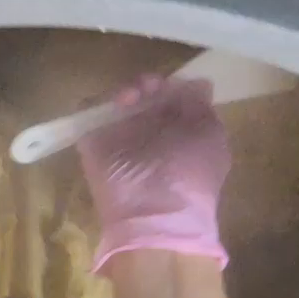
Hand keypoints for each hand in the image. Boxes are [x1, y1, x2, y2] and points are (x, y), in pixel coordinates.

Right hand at [75, 76, 230, 272]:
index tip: (172, 84)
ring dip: (126, 90)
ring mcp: (119, 138)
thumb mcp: (210, 135)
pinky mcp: (93, 143)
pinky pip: (88, 112)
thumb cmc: (191, 174)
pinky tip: (115, 104)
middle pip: (144, 96)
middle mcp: (149, 134)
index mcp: (181, 133)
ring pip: (118, 100)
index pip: (173, 100)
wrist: (154, 213)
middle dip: (148, 84)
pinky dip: (96, 101)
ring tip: (131, 97)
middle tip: (148, 87)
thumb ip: (199, 107)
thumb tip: (197, 83)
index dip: (173, 86)